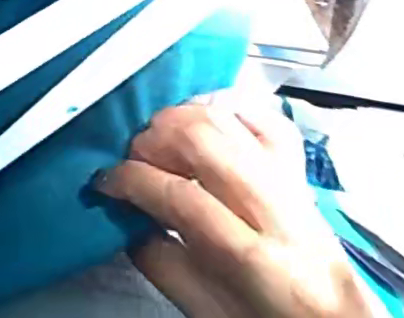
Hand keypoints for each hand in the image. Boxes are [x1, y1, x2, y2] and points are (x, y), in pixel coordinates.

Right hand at [96, 99, 378, 317]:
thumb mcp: (212, 316)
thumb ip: (162, 265)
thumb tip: (122, 213)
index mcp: (264, 265)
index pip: (185, 199)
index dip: (132, 181)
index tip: (104, 182)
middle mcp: (284, 214)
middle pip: (205, 141)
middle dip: (152, 140)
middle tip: (132, 159)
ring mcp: (294, 184)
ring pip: (225, 118)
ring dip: (176, 119)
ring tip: (158, 143)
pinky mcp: (299, 170)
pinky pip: (261, 116)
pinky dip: (222, 106)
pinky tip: (198, 120)